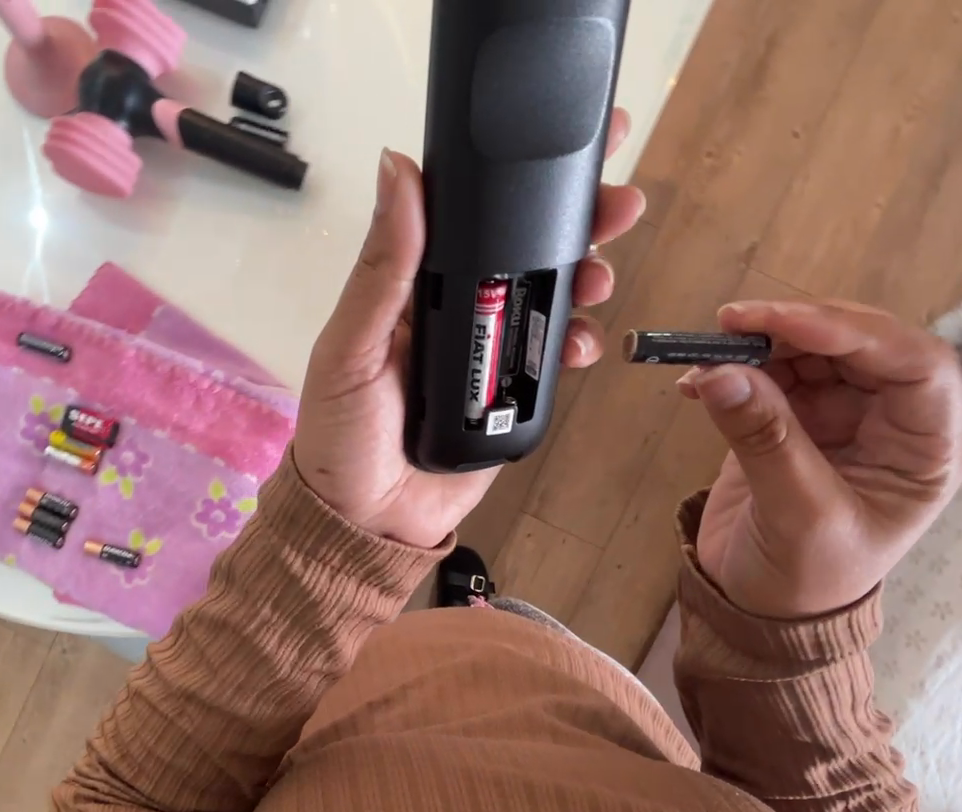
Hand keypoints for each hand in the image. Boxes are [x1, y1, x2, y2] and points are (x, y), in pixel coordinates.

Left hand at [292, 111, 647, 547]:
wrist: (367, 520)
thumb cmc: (343, 433)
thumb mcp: (351, 347)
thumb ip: (381, 268)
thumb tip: (397, 167)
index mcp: (413, 291)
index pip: (469, 220)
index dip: (514, 182)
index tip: (566, 142)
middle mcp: (455, 313)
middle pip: (523, 253)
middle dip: (574, 224)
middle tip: (618, 205)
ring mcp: (486, 356)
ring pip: (547, 302)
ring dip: (583, 280)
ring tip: (599, 280)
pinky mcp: (510, 400)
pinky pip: (551, 363)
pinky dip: (574, 347)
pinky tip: (582, 345)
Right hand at [680, 300, 961, 618]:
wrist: (757, 611)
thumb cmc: (802, 579)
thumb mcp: (796, 515)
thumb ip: (766, 440)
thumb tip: (719, 371)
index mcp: (922, 447)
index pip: (915, 365)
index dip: (855, 334)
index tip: (782, 323)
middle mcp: (886, 422)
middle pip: (858, 347)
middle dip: (797, 329)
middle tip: (731, 324)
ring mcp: (834, 420)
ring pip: (807, 354)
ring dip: (756, 347)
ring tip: (702, 359)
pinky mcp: (786, 424)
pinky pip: (764, 378)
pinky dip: (729, 372)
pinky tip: (694, 382)